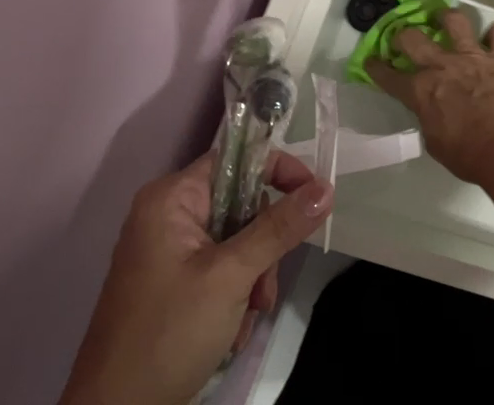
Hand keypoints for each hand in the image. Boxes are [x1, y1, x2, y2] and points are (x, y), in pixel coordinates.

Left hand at [58, 151, 332, 404]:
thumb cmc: (167, 334)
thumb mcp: (231, 277)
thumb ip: (279, 228)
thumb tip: (326, 188)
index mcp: (171, 200)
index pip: (238, 158)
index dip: (279, 171)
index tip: (314, 198)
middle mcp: (168, 215)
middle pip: (243, 202)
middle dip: (264, 245)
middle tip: (264, 284)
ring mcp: (170, 251)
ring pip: (240, 239)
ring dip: (254, 277)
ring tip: (248, 315)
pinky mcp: (174, 282)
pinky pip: (224, 267)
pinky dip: (237, 294)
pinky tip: (232, 328)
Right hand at [365, 7, 493, 186]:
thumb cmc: (467, 155)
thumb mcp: (434, 141)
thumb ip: (428, 117)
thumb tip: (429, 109)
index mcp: (421, 91)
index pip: (389, 76)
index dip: (376, 68)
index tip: (372, 61)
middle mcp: (442, 66)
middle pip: (412, 38)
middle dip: (402, 35)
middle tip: (404, 38)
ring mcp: (472, 57)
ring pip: (455, 22)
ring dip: (447, 17)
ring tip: (445, 18)